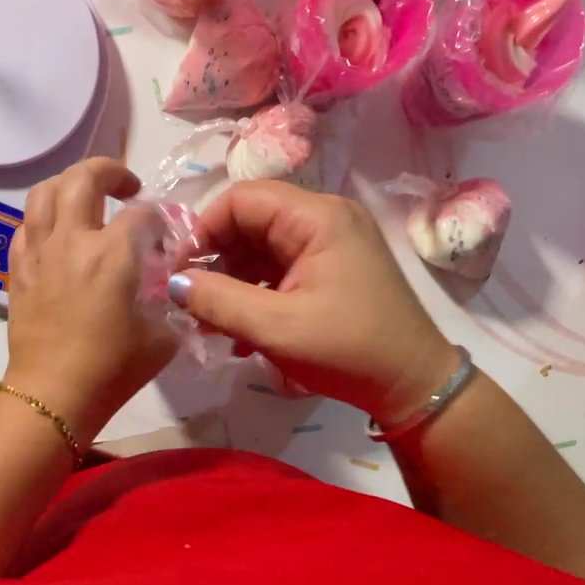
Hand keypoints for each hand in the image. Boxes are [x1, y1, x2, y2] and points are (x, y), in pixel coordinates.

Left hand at [4, 158, 178, 442]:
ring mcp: (39, 253)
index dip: (158, 219)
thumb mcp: (162, 339)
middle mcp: (72, 241)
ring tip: (84, 199)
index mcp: (113, 254)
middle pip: (83, 179)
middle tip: (125, 188)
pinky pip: (26, 227)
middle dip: (110, 172)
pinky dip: (43, 221)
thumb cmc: (112, 370)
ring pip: (44, 192)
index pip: (141, 214)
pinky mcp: (18, 271)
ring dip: (68, 185)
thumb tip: (171, 288)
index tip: (163, 237)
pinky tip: (56, 237)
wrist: (55, 395)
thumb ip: (171, 303)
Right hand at [174, 180, 458, 425]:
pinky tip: (241, 333)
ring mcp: (331, 246)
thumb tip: (172, 283)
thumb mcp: (276, 328)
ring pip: (262, 249)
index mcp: (317, 218)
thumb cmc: (347, 351)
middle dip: (216, 261)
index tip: (179, 274)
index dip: (203, 231)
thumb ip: (218, 301)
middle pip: (251, 222)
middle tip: (192, 304)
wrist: (412, 384)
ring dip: (232, 284)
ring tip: (211, 325)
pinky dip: (256, 296)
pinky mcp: (332, 272)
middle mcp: (325, 219)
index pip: (241, 199)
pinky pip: (281, 271)